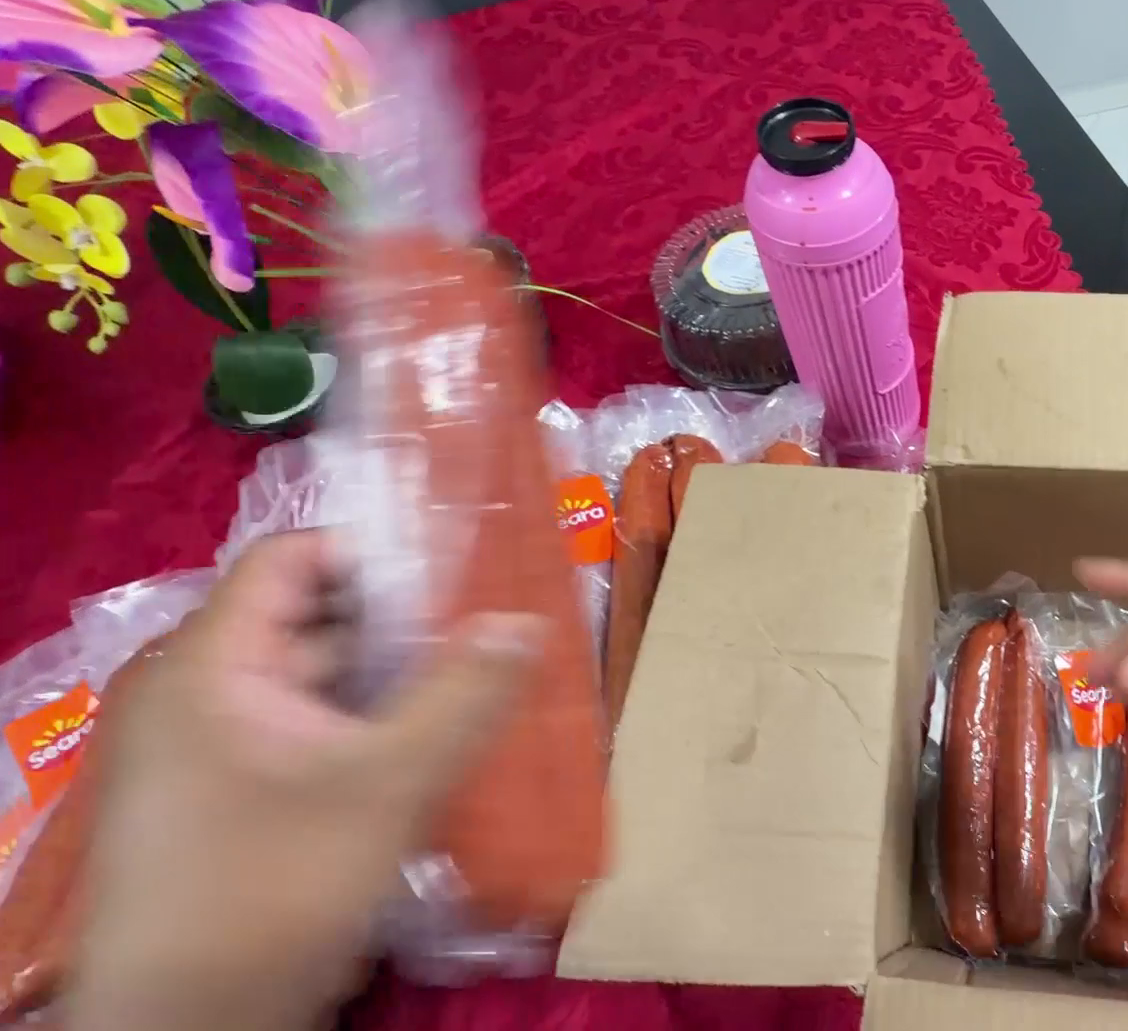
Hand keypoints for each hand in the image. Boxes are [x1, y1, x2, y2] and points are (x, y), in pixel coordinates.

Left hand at [69, 531, 543, 1030]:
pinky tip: (445, 724)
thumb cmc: (273, 887)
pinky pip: (328, 720)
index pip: (293, 560)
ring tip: (486, 663)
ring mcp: (225, 743)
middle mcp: (209, 692)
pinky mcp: (249, 786)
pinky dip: (386, 711)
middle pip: (319, 615)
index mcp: (214, 669)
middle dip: (411, 612)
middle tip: (494, 614)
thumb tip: (529, 618)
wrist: (193, 1029)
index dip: (376, 548)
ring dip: (406, 666)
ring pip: (330, 673)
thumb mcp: (388, 784)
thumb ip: (464, 694)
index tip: (463, 563)